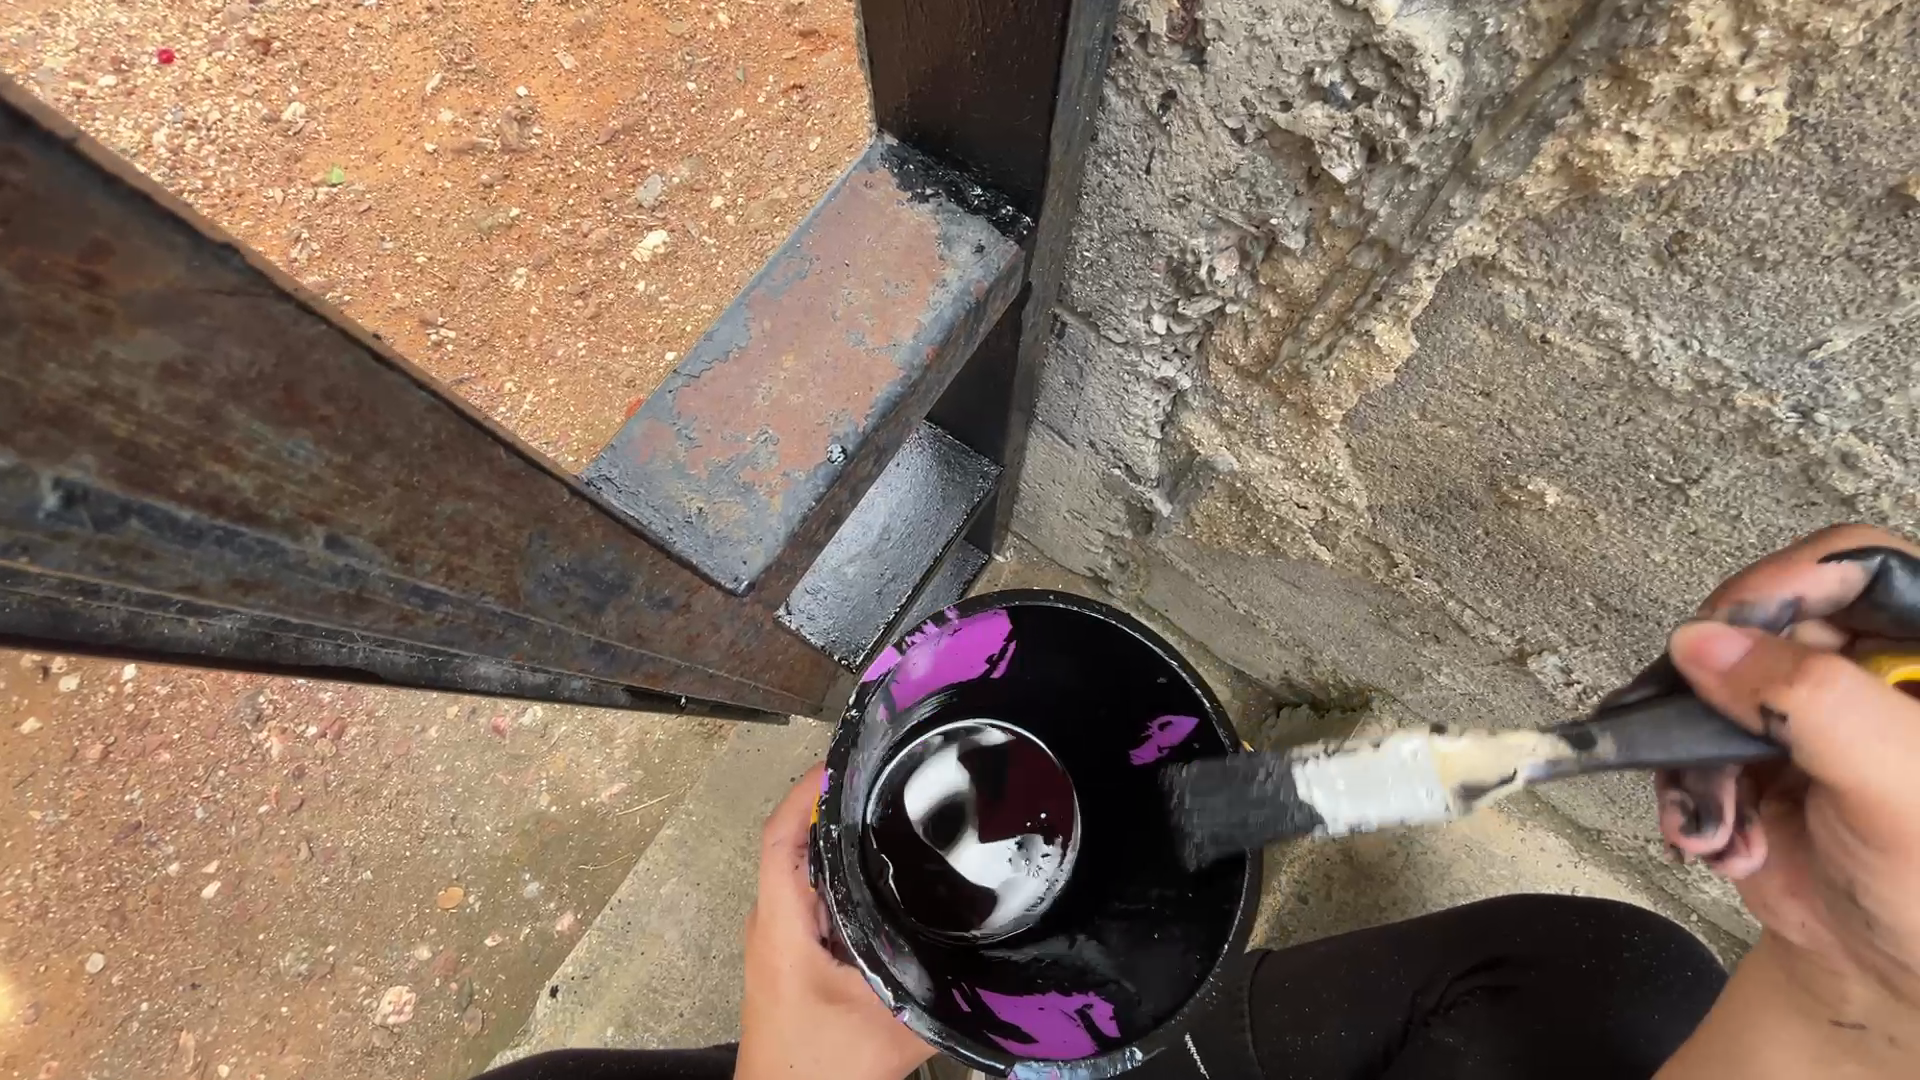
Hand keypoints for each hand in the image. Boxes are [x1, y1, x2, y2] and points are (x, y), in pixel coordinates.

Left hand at [735, 764, 933, 1079]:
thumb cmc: (817, 1069)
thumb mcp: (883, 1023)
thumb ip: (930, 983)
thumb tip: (982, 945)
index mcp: (783, 924)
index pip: (780, 836)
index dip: (805, 792)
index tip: (843, 765)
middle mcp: (773, 921)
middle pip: (793, 841)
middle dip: (833, 804)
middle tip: (882, 779)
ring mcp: (779, 936)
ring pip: (802, 867)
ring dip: (836, 837)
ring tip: (885, 812)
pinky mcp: (791, 951)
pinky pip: (811, 892)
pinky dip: (839, 869)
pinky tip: (879, 873)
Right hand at [1658, 526, 1919, 1030]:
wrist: (1890, 977)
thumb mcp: (1906, 795)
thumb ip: (1816, 706)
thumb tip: (1699, 641)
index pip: (1863, 566)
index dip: (1793, 581)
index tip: (1733, 631)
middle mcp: (1868, 673)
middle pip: (1760, 621)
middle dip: (1720, 690)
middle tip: (1714, 735)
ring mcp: (1796, 709)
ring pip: (1699, 681)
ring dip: (1687, 752)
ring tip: (1714, 814)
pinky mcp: (1740, 743)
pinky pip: (1671, 730)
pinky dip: (1674, 780)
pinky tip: (1708, 827)